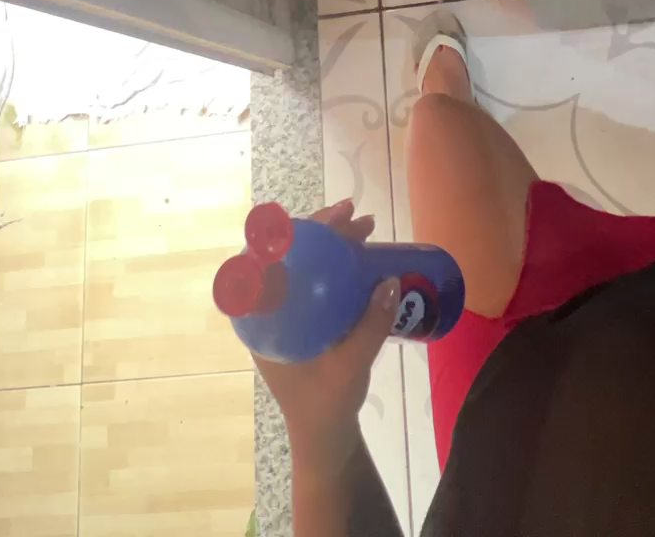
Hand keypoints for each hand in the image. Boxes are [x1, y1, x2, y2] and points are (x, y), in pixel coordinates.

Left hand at [253, 200, 400, 481]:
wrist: (326, 439)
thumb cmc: (324, 407)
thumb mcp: (349, 368)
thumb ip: (370, 327)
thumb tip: (390, 280)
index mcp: (264, 324)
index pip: (266, 264)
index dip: (289, 233)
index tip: (321, 218)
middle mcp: (273, 314)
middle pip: (289, 258)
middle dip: (321, 230)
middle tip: (355, 215)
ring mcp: (291, 316)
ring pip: (306, 266)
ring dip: (333, 243)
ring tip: (366, 228)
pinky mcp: (309, 320)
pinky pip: (319, 282)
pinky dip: (339, 263)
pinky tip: (362, 256)